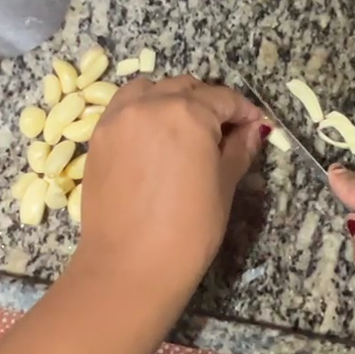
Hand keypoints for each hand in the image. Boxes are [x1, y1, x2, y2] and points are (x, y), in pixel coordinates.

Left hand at [74, 76, 265, 300]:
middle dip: (209, 103)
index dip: (244, 112)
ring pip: (151, 89)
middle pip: (186, 88)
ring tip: (185, 128)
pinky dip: (142, 109)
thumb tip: (253, 130)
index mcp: (187, 114)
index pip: (223, 99)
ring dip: (172, 99)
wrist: (130, 266)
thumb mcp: (223, 187)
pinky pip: (124, 107)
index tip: (255, 127)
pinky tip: (153, 136)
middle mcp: (150, 105)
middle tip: (224, 132)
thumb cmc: (188, 230)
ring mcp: (119, 118)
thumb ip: (239, 150)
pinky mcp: (99, 137)